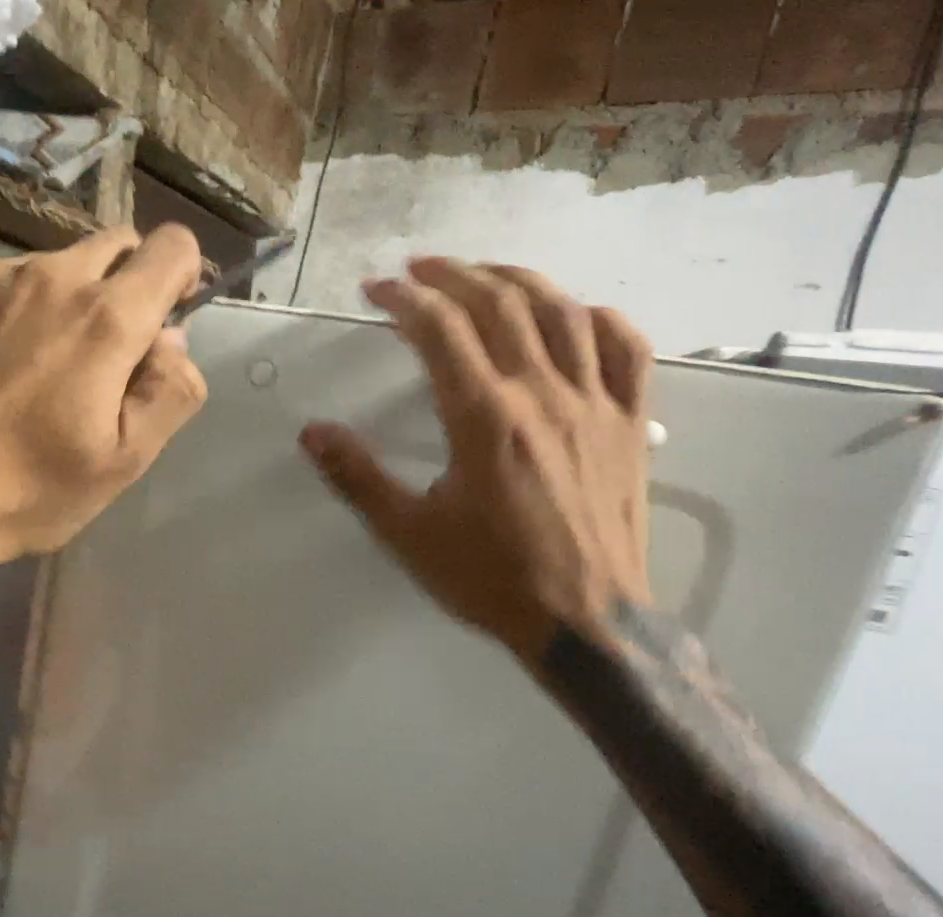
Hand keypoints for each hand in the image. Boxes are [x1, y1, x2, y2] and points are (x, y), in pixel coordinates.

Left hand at [0, 225, 205, 584]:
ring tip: (31, 370)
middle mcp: (46, 276)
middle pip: (113, 245)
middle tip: (101, 357)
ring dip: (61, 301)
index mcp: (103, 317)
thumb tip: (171, 340)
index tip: (162, 324)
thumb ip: (170, 390)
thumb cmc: (26, 491)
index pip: (172, 247)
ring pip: (50, 266)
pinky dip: (7, 311)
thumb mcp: (123, 461)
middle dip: (124, 287)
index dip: (181, 277)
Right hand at [299, 258, 654, 665]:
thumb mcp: (408, 533)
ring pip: (562, 311)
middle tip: (419, 269)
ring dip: (517, 280)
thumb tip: (312, 433)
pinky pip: (625, 347)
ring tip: (483, 275)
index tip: (376, 290)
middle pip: (500, 303)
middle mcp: (542, 394)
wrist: (585, 621)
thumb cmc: (489, 578)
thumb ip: (358, 477)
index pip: (441, 330)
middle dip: (453, 274)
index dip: (404, 298)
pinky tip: (572, 314)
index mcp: (483, 418)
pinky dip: (596, 317)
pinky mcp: (629, 422)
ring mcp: (595, 403)